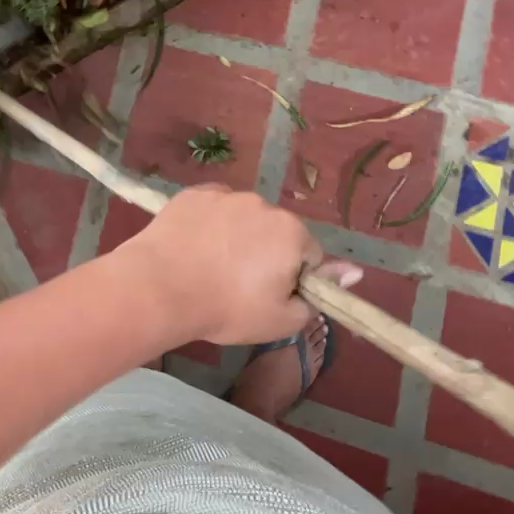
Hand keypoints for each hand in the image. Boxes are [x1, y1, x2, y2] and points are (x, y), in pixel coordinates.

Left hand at [112, 186, 361, 345]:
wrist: (160, 286)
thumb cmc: (226, 307)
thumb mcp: (282, 319)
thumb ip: (318, 295)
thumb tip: (353, 272)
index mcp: (291, 231)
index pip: (308, 256)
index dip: (292, 279)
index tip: (267, 296)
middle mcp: (261, 204)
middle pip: (274, 232)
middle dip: (265, 254)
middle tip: (237, 285)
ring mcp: (224, 194)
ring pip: (242, 219)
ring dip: (236, 237)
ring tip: (210, 267)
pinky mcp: (192, 193)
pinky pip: (213, 209)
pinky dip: (209, 224)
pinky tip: (194, 247)